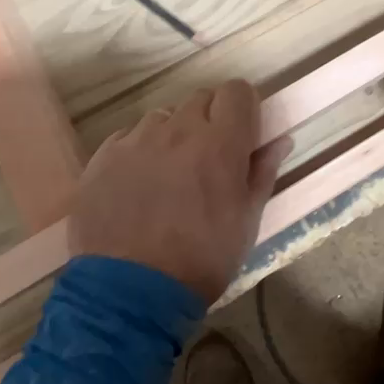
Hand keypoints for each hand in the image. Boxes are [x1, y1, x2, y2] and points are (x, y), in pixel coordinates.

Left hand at [68, 81, 290, 303]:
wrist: (128, 293)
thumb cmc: (201, 259)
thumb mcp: (246, 221)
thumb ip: (262, 173)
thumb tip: (280, 140)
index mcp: (220, 143)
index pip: (236, 91)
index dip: (242, 108)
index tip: (242, 133)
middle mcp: (178, 129)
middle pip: (200, 99)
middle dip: (209, 120)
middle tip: (208, 159)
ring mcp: (136, 140)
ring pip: (163, 118)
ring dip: (172, 135)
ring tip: (169, 175)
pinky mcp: (103, 156)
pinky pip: (128, 137)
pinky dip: (139, 151)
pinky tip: (137, 186)